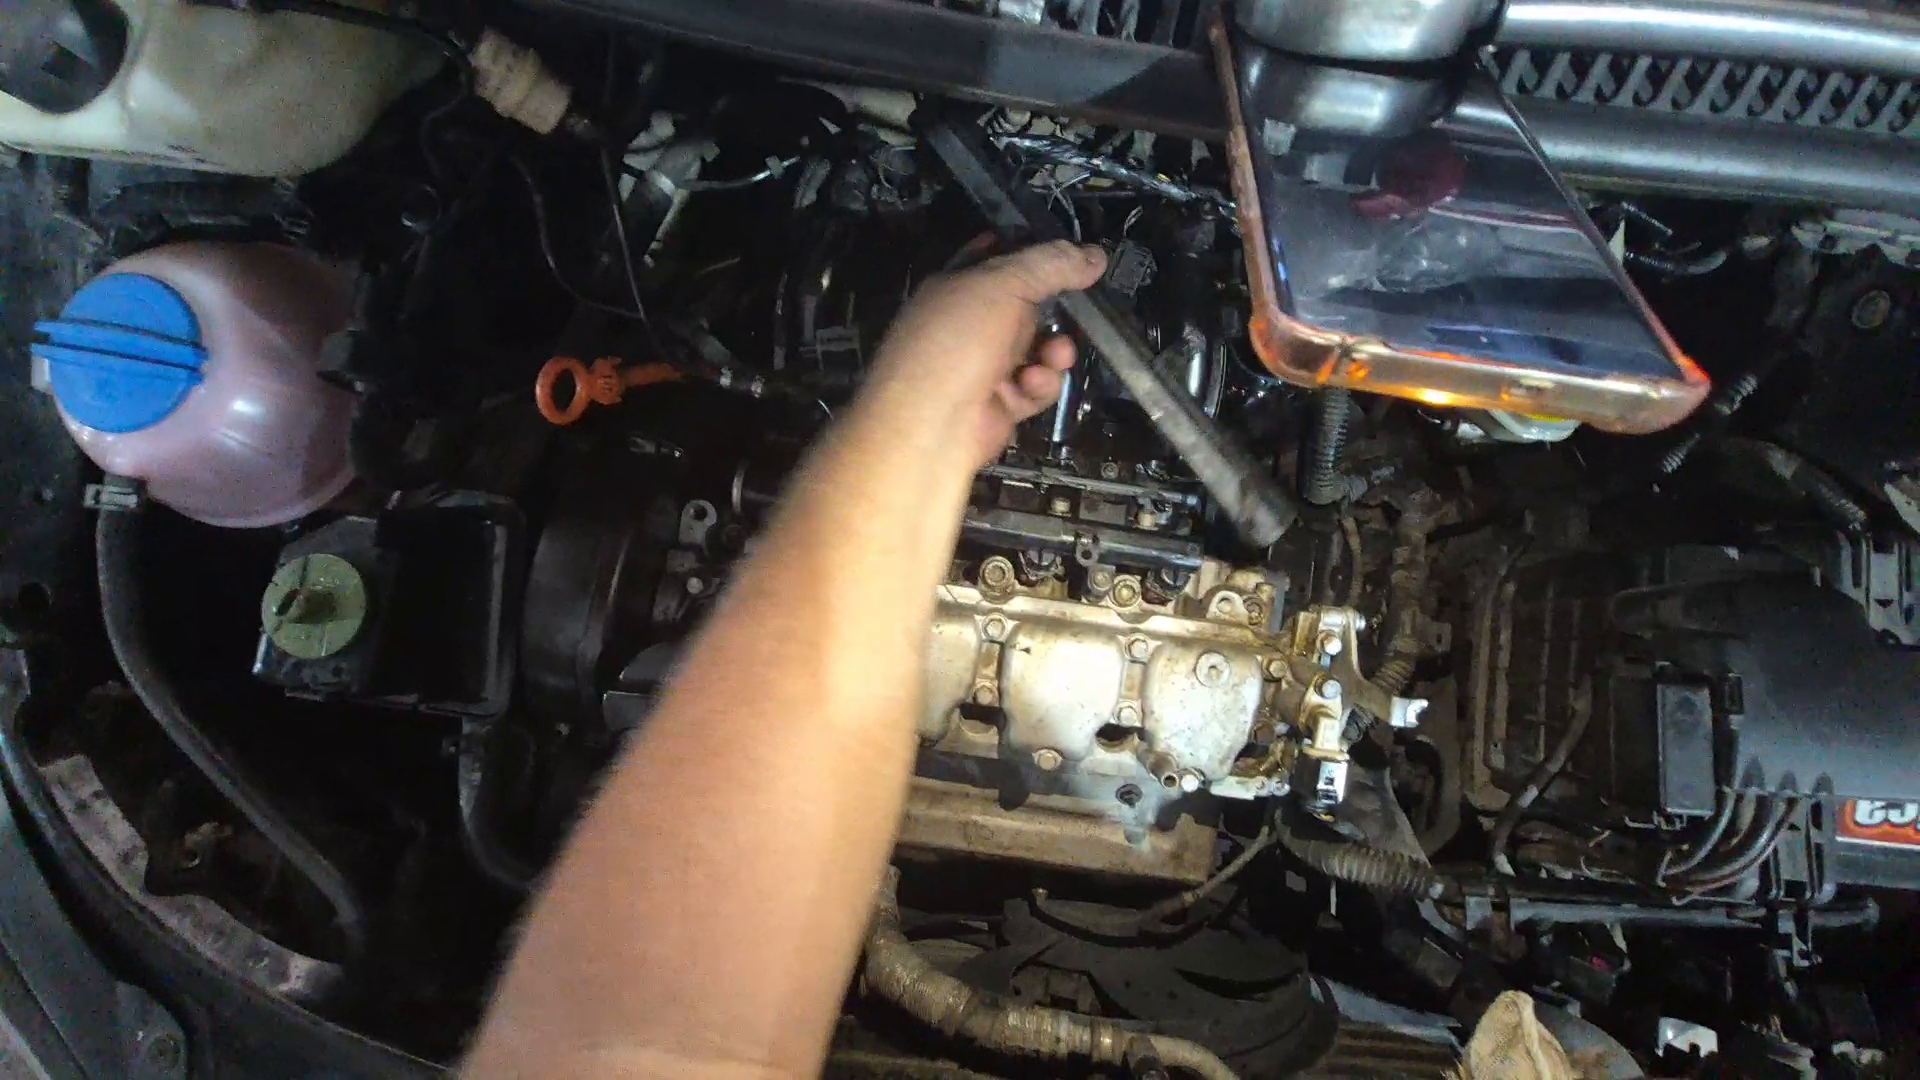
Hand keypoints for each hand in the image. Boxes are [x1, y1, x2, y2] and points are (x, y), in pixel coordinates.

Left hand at [866, 240, 1108, 468]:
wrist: (932, 425)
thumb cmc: (956, 343)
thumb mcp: (1002, 286)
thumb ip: (1050, 265)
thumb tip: (1094, 255)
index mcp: (957, 286)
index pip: (999, 256)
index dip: (1034, 251)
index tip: (1072, 253)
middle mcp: (969, 325)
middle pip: (1026, 306)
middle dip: (1055, 308)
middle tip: (1079, 307)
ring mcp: (984, 367)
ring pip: (1037, 349)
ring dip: (1054, 350)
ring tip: (1056, 354)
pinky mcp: (1001, 404)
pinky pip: (1035, 387)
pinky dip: (1040, 384)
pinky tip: (1031, 383)